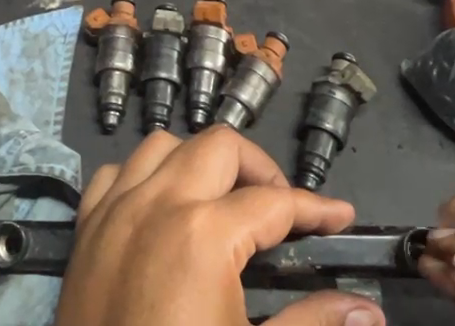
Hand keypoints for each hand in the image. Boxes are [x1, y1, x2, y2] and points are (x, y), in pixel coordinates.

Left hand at [56, 127, 382, 325]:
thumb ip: (312, 323)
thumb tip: (369, 313)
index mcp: (204, 233)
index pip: (275, 202)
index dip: (316, 209)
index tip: (341, 217)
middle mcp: (158, 203)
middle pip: (220, 148)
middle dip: (260, 169)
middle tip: (283, 210)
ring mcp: (115, 210)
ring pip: (163, 146)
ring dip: (199, 162)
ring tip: (224, 199)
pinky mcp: (85, 229)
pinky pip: (116, 173)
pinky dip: (144, 176)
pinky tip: (161, 206)